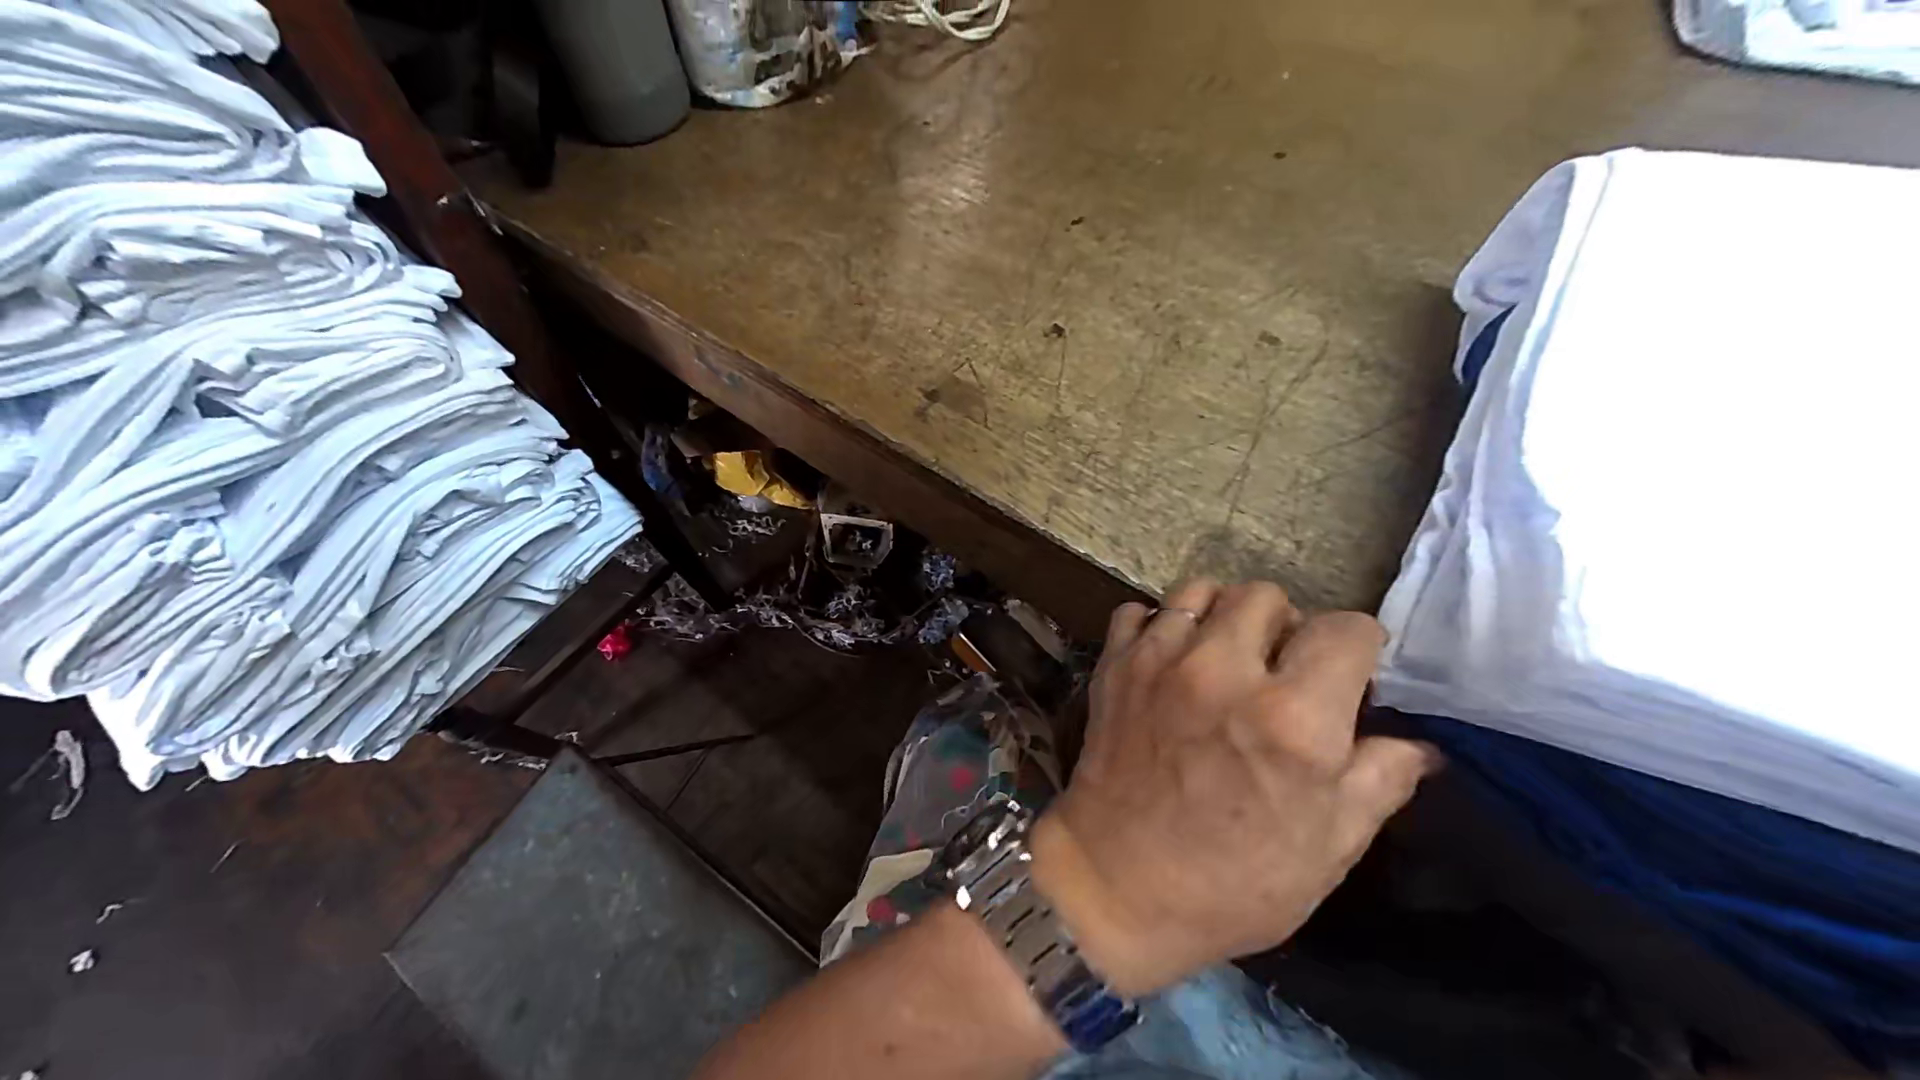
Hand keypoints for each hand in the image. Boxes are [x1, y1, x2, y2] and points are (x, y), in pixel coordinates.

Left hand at [1027, 579, 1440, 997]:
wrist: (1117, 885)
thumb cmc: (1233, 883)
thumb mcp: (1330, 848)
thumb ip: (1380, 780)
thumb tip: (1418, 744)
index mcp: (1292, 717)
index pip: (1346, 630)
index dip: (1358, 649)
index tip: (1349, 674)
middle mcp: (1223, 671)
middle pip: (1266, 596)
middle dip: (1286, 625)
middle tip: (1279, 668)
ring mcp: (1160, 661)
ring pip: (1201, 590)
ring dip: (1221, 616)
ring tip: (1224, 656)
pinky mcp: (1114, 666)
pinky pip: (1137, 611)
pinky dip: (1158, 625)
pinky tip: (1169, 660)